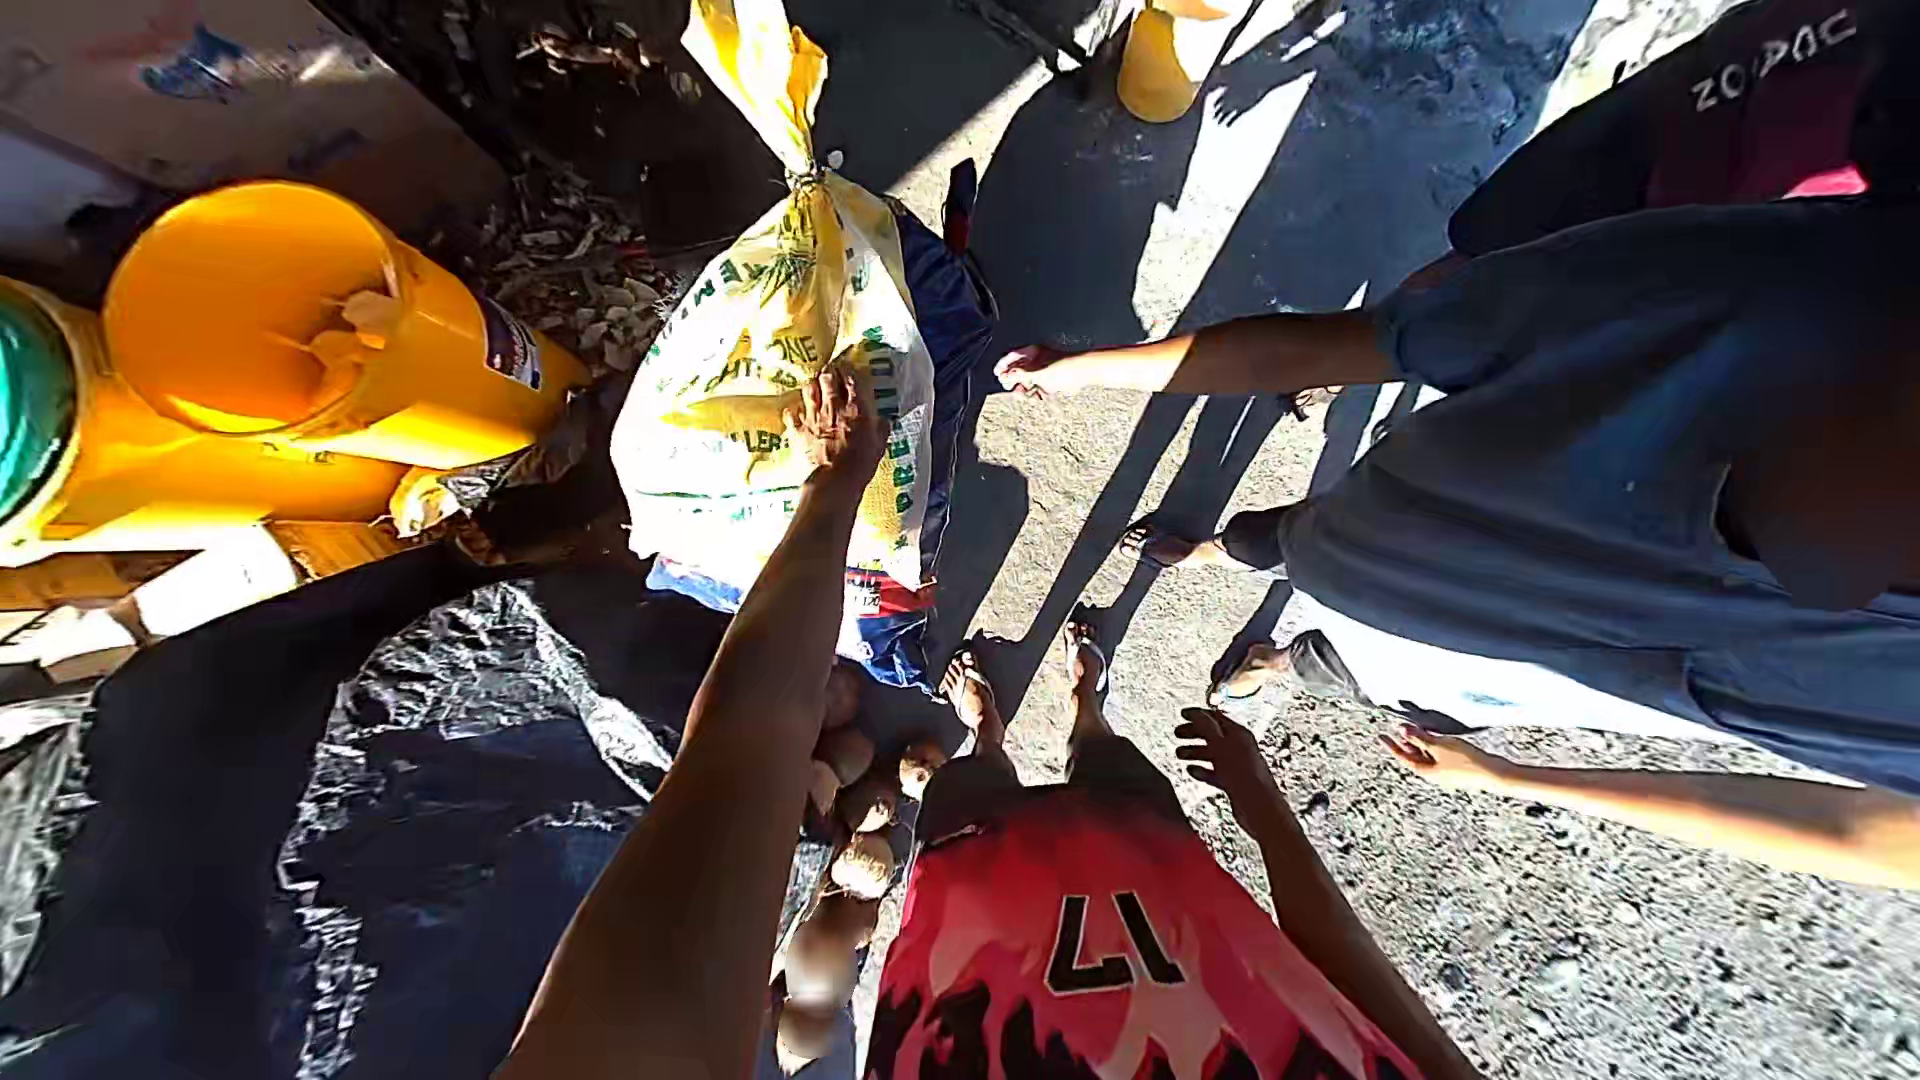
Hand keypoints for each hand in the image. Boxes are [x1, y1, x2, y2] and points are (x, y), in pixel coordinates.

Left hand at [786, 361, 883, 489]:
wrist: (833, 480)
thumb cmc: (860, 465)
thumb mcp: (878, 447)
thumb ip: (881, 430)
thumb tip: (885, 420)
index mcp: (856, 409)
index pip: (852, 380)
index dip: (850, 373)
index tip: (850, 372)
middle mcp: (833, 407)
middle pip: (827, 378)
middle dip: (829, 373)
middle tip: (830, 374)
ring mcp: (812, 417)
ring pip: (808, 389)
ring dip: (812, 386)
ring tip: (814, 387)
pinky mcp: (798, 430)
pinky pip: (791, 413)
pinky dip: (793, 411)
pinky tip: (796, 413)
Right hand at [993, 344, 1079, 398]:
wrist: (1085, 372)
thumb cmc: (1064, 367)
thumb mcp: (1037, 373)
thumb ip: (1019, 376)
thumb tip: (1004, 377)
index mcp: (1033, 352)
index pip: (1012, 356)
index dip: (1003, 365)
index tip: (997, 374)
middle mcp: (1038, 360)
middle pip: (1019, 369)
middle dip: (1014, 380)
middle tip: (1010, 387)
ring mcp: (1045, 370)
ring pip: (1028, 380)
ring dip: (1025, 388)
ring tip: (1025, 394)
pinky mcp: (1052, 380)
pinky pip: (1039, 387)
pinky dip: (1037, 392)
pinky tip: (1038, 396)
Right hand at [1175, 707, 1283, 829]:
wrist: (1258, 807)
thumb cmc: (1244, 775)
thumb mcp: (1220, 745)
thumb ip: (1206, 727)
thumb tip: (1196, 713)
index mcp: (1238, 734)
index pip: (1215, 717)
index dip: (1197, 715)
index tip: (1183, 714)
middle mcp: (1238, 748)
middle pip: (1211, 735)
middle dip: (1193, 733)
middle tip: (1178, 733)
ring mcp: (1236, 766)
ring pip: (1211, 754)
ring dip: (1194, 751)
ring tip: (1180, 754)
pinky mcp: (1233, 782)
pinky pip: (1214, 772)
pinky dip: (1202, 770)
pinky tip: (1193, 771)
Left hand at [1378, 724, 1516, 793]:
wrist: (1498, 774)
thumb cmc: (1467, 761)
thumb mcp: (1439, 746)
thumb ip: (1419, 738)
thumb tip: (1402, 730)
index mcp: (1426, 772)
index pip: (1403, 758)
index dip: (1391, 745)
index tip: (1381, 736)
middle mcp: (1435, 773)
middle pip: (1414, 755)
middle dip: (1406, 741)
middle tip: (1398, 727)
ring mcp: (1447, 771)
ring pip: (1427, 754)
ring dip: (1419, 741)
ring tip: (1413, 728)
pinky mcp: (1458, 767)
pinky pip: (1440, 754)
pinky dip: (1433, 744)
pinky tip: (1433, 734)